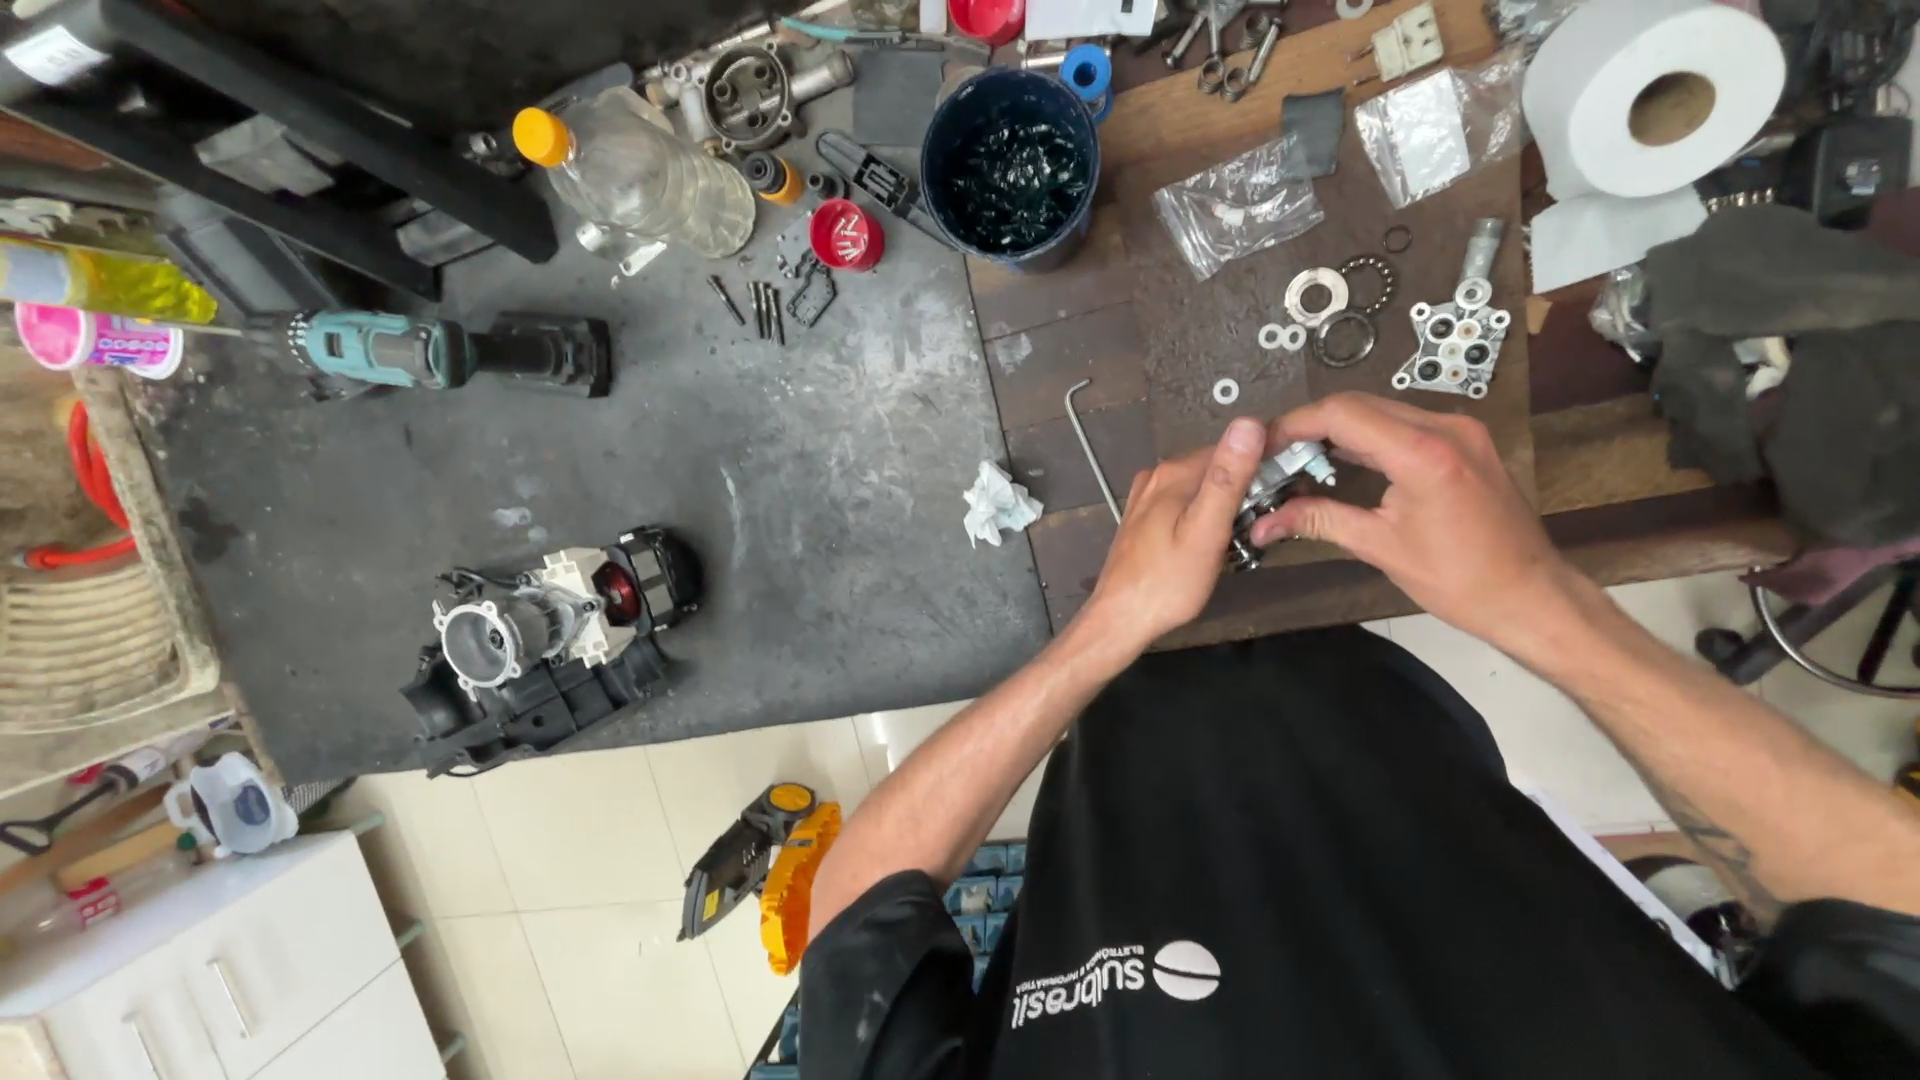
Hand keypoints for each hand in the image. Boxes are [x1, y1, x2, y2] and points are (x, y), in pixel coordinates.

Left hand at [1072, 417, 1267, 656]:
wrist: (1121, 618)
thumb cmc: (1169, 581)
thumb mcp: (1207, 530)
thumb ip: (1228, 478)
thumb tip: (1249, 422)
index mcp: (1174, 472)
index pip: (1232, 448)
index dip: (1263, 466)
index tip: (1286, 491)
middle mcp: (1157, 476)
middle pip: (1215, 469)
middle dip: (1243, 492)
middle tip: (1258, 528)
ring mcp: (1145, 497)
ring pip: (1200, 489)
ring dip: (1223, 509)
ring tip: (1237, 542)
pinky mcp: (1142, 519)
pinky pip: (1184, 506)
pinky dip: (1202, 520)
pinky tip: (1209, 547)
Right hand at [1253, 393, 1578, 647]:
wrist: (1530, 594)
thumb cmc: (1458, 579)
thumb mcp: (1379, 547)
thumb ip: (1318, 520)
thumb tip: (1261, 523)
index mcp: (1423, 453)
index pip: (1341, 414)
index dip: (1293, 424)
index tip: (1261, 446)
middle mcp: (1444, 427)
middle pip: (1357, 404)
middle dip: (1308, 426)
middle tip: (1273, 456)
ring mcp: (1459, 430)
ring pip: (1378, 410)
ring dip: (1334, 429)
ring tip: (1297, 458)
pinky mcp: (1463, 440)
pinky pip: (1401, 424)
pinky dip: (1364, 437)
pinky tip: (1339, 460)